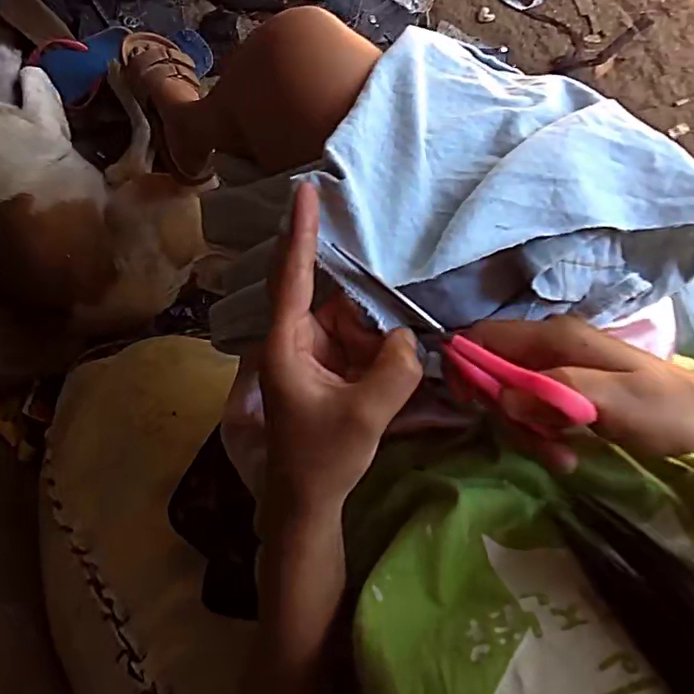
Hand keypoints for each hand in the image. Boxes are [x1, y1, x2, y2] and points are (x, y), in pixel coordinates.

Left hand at [259, 183, 423, 527]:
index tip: (305, 191)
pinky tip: (391, 367)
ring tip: (380, 373)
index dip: (300, 232)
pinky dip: (377, 346)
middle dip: (356, 298)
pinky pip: (358, 339)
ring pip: (350, 320)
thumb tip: (408, 337)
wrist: (306, 502)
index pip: (292, 277)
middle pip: (329, 297)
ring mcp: (312, 351)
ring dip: (374, 335)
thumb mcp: (364, 416)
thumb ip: (394, 371)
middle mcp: (295, 339)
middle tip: (370, 297)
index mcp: (286, 345)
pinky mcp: (328, 364)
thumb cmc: (321, 460)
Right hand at [463, 315, 693, 470]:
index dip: (467, 365)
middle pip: (494, 369)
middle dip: (503, 410)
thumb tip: (500, 396)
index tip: (474, 406)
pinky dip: (540, 431)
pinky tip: (565, 454)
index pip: (484, 335)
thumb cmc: (665, 409)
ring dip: (525, 428)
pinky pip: (533, 406)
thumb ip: (557, 392)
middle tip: (535, 444)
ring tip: (559, 457)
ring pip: (511, 393)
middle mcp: (550, 343)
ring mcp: (558, 363)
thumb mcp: (615, 403)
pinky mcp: (566, 385)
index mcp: (555, 336)